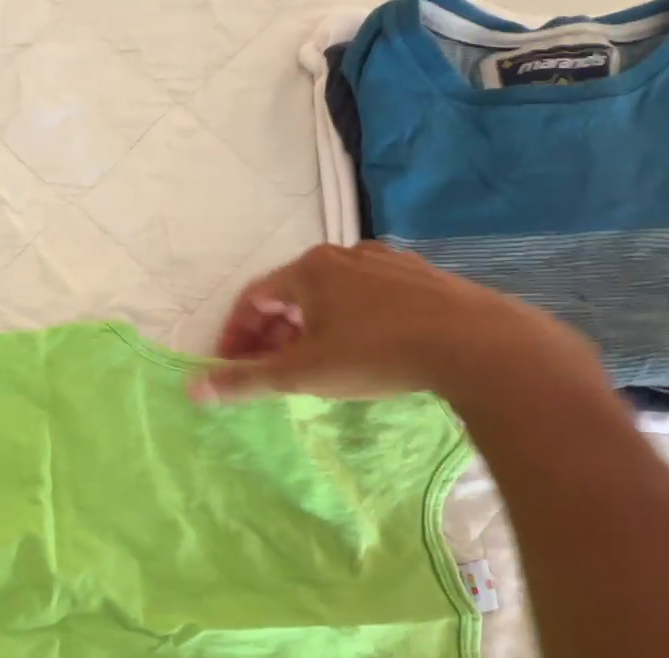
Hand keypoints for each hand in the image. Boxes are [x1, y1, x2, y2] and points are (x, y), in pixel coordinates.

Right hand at [190, 242, 603, 406]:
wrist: (476, 344)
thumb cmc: (375, 354)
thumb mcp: (299, 374)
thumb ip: (244, 381)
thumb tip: (192, 390)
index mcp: (308, 270)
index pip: (252, 298)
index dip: (233, 336)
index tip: (230, 368)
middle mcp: (343, 256)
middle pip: (288, 296)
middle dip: (268, 336)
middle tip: (264, 372)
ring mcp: (385, 263)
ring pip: (325, 298)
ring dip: (303, 332)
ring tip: (305, 367)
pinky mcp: (418, 279)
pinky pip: (361, 299)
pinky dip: (340, 324)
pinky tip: (352, 354)